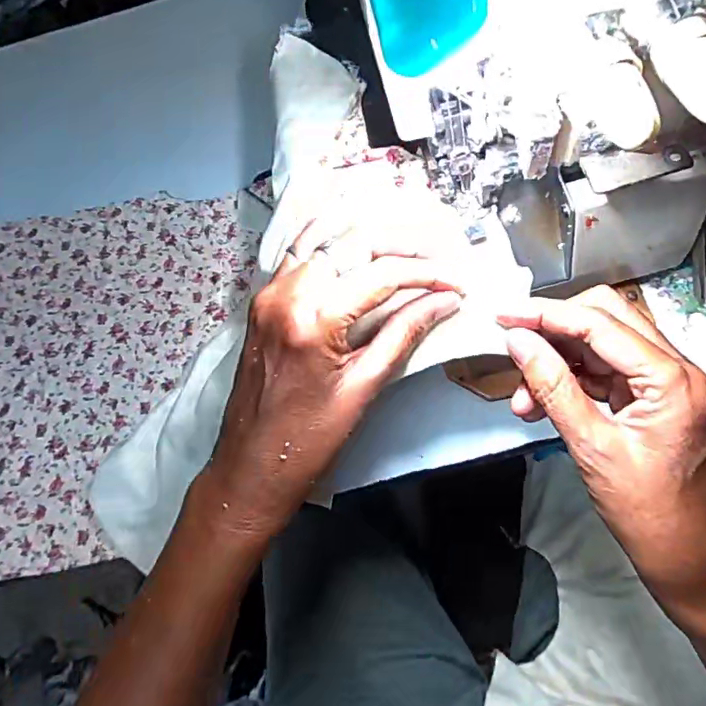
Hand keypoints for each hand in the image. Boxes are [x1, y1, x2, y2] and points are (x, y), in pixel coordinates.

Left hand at [203, 220, 462, 542]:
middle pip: (352, 244)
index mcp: (313, 321)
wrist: (249, 467)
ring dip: (366, 238)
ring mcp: (268, 294)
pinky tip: (354, 243)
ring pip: (322, 240)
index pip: (381, 275)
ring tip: (405, 247)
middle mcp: (286, 295)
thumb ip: (403, 334)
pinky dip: (328, 241)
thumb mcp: (363, 388)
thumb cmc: (307, 441)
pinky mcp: (261, 301)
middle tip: (437, 257)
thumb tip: (444, 301)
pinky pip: (297, 253)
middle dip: (400, 245)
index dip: (426, 273)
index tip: (456, 282)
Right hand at [497, 287, 705, 620]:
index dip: (547, 315)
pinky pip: (602, 369)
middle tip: (514, 340)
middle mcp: (674, 371)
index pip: (600, 323)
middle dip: (554, 328)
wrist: (685, 557)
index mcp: (671, 379)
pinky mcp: (650, 396)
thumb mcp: (592, 448)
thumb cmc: (654, 515)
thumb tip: (522, 344)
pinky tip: (541, 400)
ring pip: (599, 343)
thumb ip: (553, 387)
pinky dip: (569, 378)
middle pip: (605, 317)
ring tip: (525, 394)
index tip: (509, 315)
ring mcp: (663, 382)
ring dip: (557, 358)